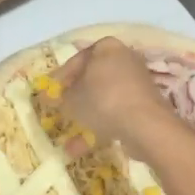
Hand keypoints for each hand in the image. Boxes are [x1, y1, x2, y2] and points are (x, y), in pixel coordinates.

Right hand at [46, 37, 183, 160]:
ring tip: (69, 133)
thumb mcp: (72, 99)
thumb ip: (59, 98)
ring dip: (86, 115)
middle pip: (93, 78)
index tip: (49, 92)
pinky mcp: (144, 106)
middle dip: (75, 97)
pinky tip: (82, 147)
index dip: (60, 78)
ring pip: (104, 98)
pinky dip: (101, 126)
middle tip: (61, 109)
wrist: (145, 125)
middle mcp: (124, 59)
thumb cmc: (103, 100)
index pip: (77, 59)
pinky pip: (117, 113)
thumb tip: (50, 99)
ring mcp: (137, 84)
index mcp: (107, 47)